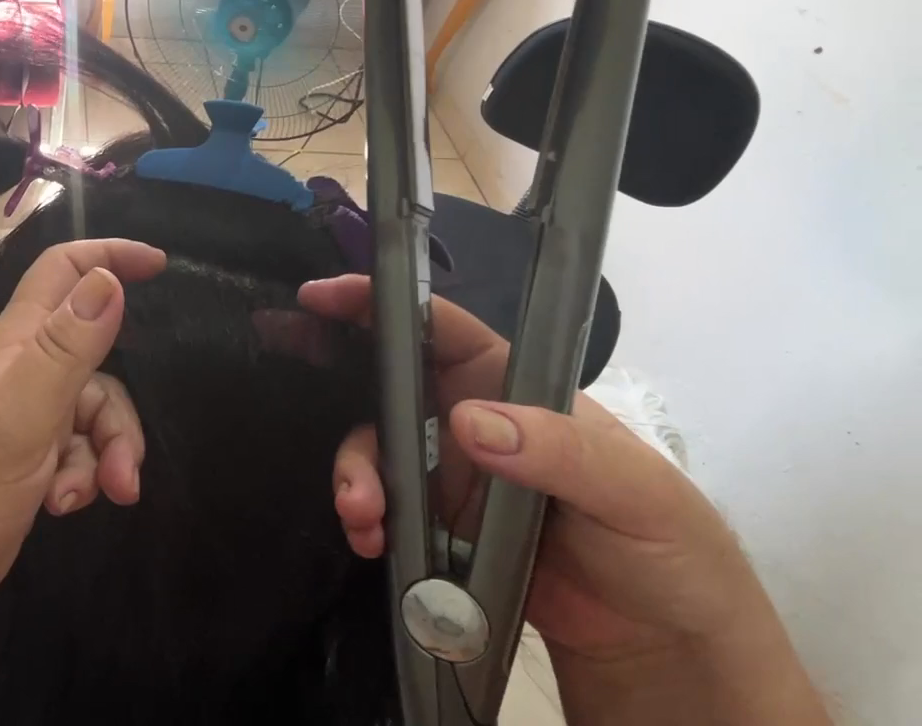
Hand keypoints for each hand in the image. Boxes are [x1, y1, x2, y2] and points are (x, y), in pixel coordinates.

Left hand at [0, 240, 164, 615]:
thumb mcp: (21, 415)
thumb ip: (65, 347)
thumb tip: (107, 281)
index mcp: (18, 343)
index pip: (63, 271)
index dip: (107, 256)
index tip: (158, 264)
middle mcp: (24, 368)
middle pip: (97, 360)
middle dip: (119, 414)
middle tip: (124, 469)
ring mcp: (27, 411)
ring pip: (95, 411)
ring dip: (105, 455)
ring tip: (88, 497)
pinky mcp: (31, 452)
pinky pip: (79, 448)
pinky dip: (83, 476)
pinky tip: (63, 506)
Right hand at [299, 275, 826, 723]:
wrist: (656, 652)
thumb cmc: (667, 551)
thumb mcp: (638, 493)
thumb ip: (561, 450)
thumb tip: (468, 420)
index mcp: (512, 387)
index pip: (440, 328)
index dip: (379, 303)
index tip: (323, 294)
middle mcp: (467, 418)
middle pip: (383, 379)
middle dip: (327, 368)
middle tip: (279, 359)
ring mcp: (443, 473)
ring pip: (370, 445)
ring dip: (352, 470)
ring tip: (359, 512)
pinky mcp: (428, 525)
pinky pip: (374, 502)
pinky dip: (360, 515)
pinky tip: (367, 538)